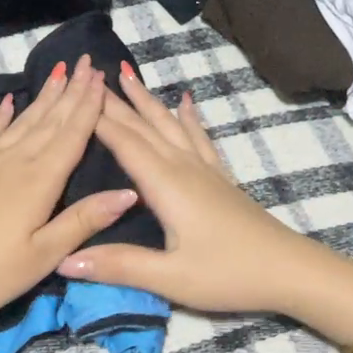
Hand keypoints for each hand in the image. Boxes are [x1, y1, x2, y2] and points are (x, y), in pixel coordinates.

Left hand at [0, 55, 135, 352]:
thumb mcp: (42, 256)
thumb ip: (83, 221)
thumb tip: (129, 192)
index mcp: (40, 181)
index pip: (72, 134)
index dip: (89, 105)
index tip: (101, 76)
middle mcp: (15, 161)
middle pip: (50, 120)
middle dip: (71, 90)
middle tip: (86, 61)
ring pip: (22, 121)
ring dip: (43, 97)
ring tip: (58, 72)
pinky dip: (1, 116)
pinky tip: (8, 102)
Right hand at [55, 66, 331, 315]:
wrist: (288, 269)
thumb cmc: (228, 274)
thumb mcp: (170, 278)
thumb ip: (119, 265)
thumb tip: (64, 260)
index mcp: (165, 184)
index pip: (124, 142)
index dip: (97, 118)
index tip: (73, 92)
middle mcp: (182, 167)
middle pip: (143, 127)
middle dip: (114, 101)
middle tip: (88, 74)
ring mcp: (204, 169)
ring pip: (168, 125)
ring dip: (146, 100)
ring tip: (128, 73)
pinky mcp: (219, 177)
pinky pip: (198, 137)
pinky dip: (189, 117)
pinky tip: (186, 102)